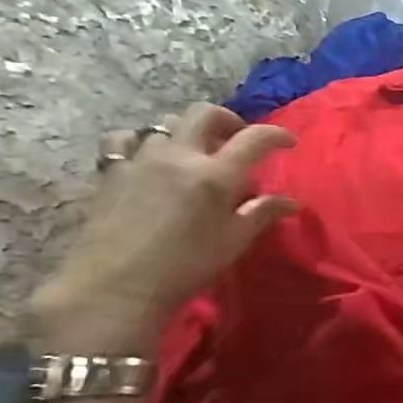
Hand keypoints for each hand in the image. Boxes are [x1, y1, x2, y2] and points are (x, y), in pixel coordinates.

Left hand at [29, 103, 296, 353]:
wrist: (115, 289)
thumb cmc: (184, 269)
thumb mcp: (232, 243)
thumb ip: (260, 214)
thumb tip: (290, 202)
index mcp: (215, 175)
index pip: (255, 139)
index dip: (276, 135)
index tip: (288, 143)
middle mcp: (180, 156)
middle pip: (205, 113)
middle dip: (228, 120)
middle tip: (236, 139)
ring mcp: (142, 159)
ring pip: (167, 124)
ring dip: (187, 132)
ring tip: (193, 152)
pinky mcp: (112, 171)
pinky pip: (125, 139)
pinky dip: (141, 141)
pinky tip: (147, 157)